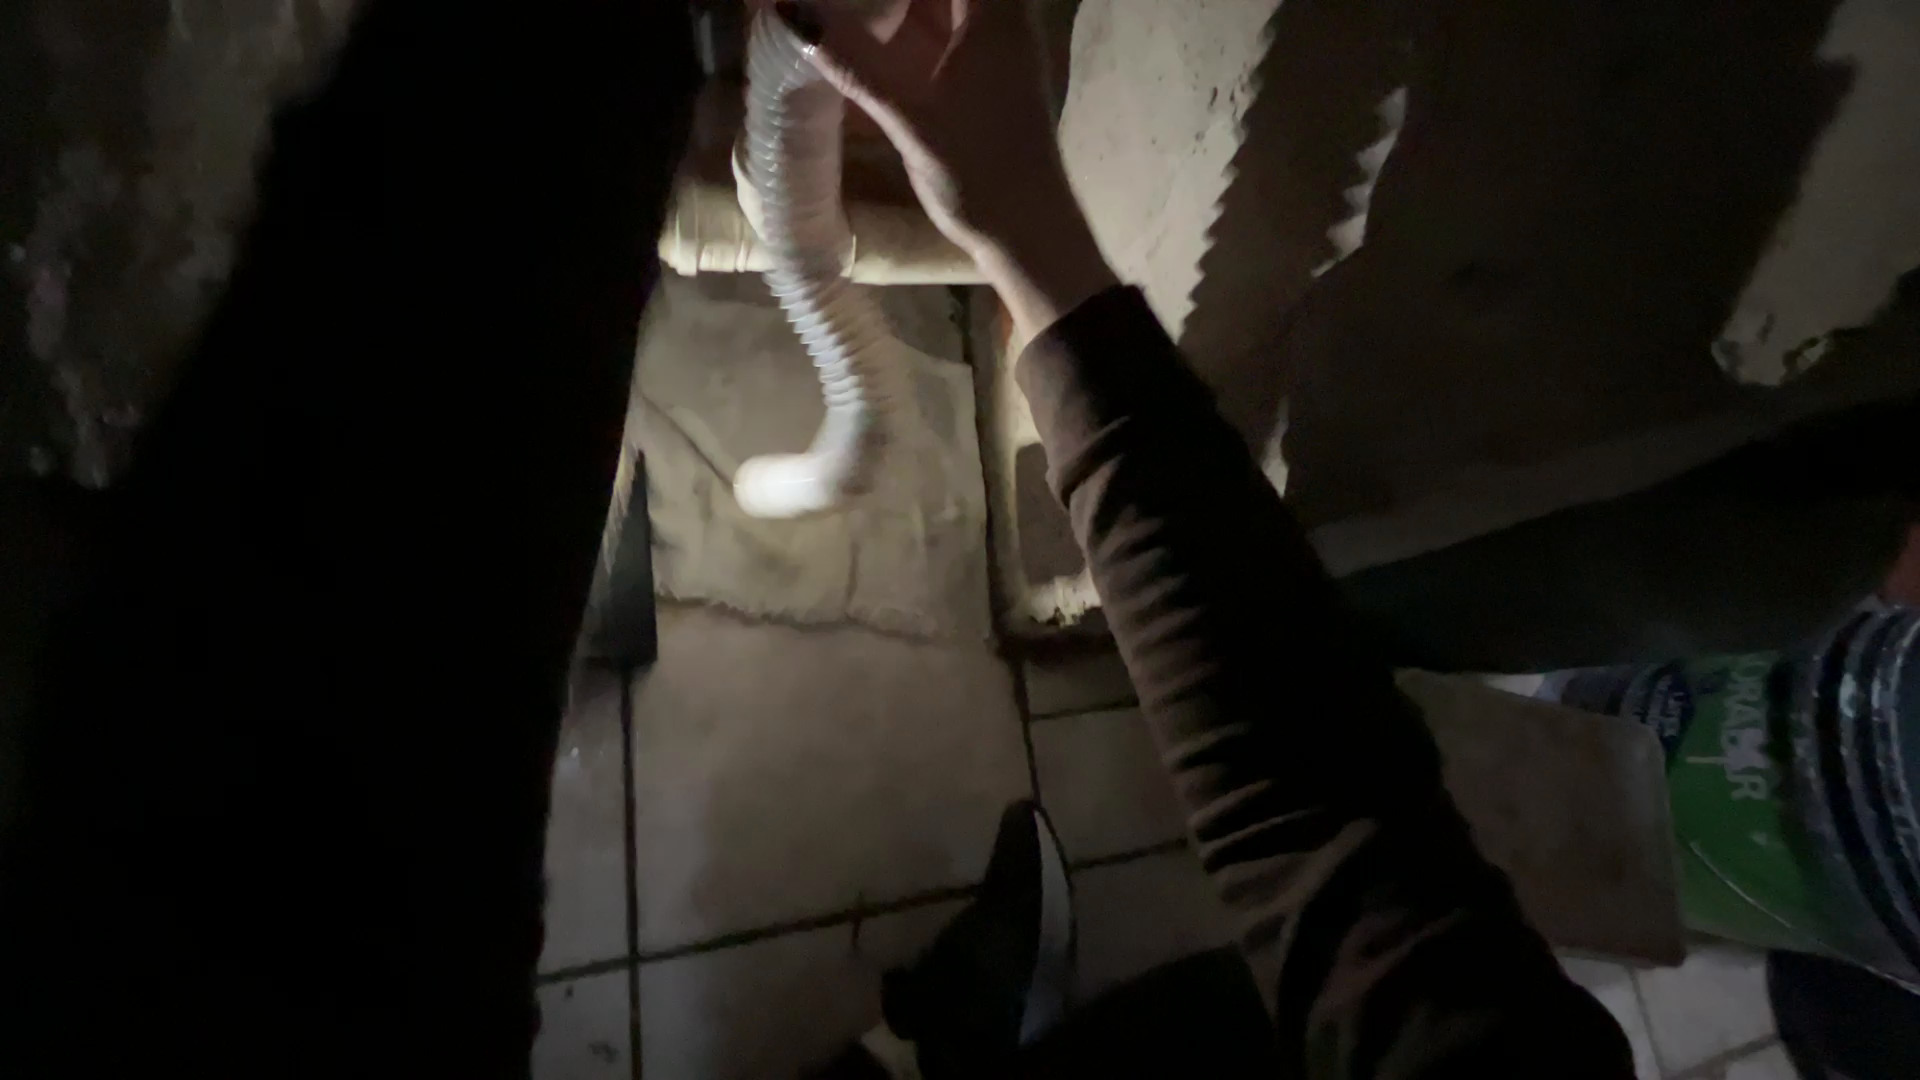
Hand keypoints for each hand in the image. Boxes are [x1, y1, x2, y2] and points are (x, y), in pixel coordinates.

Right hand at [776, 0, 1116, 341]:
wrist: (1026, 236)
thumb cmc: (979, 175)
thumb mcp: (911, 118)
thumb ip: (854, 61)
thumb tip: (789, 9)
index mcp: (995, 9)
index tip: (844, 0)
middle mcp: (1001, 16)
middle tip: (832, 7)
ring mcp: (994, 47)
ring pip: (936, 8)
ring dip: (891, 9)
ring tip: (840, 15)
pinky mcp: (983, 77)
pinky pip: (941, 32)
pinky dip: (905, 29)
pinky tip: (868, 39)